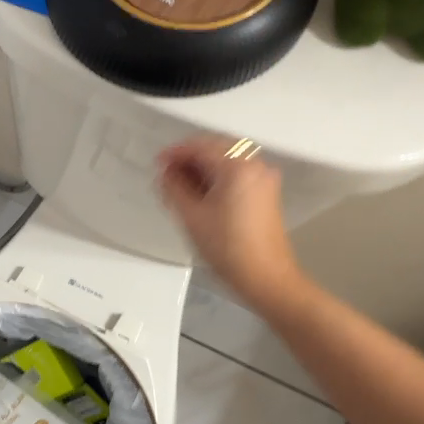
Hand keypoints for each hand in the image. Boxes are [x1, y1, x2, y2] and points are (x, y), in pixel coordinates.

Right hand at [157, 136, 302, 309]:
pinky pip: (237, 174)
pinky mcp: (266, 194)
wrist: (265, 277)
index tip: (158, 163)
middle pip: (217, 149)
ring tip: (180, 186)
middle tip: (167, 174)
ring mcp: (264, 180)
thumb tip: (166, 173)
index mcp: (237, 167)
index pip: (201, 147)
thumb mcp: (190, 215)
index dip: (175, 152)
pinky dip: (217, 177)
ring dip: (203, 168)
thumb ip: (173, 187)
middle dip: (190, 158)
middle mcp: (256, 167)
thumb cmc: (227, 247)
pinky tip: (200, 194)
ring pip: (227, 161)